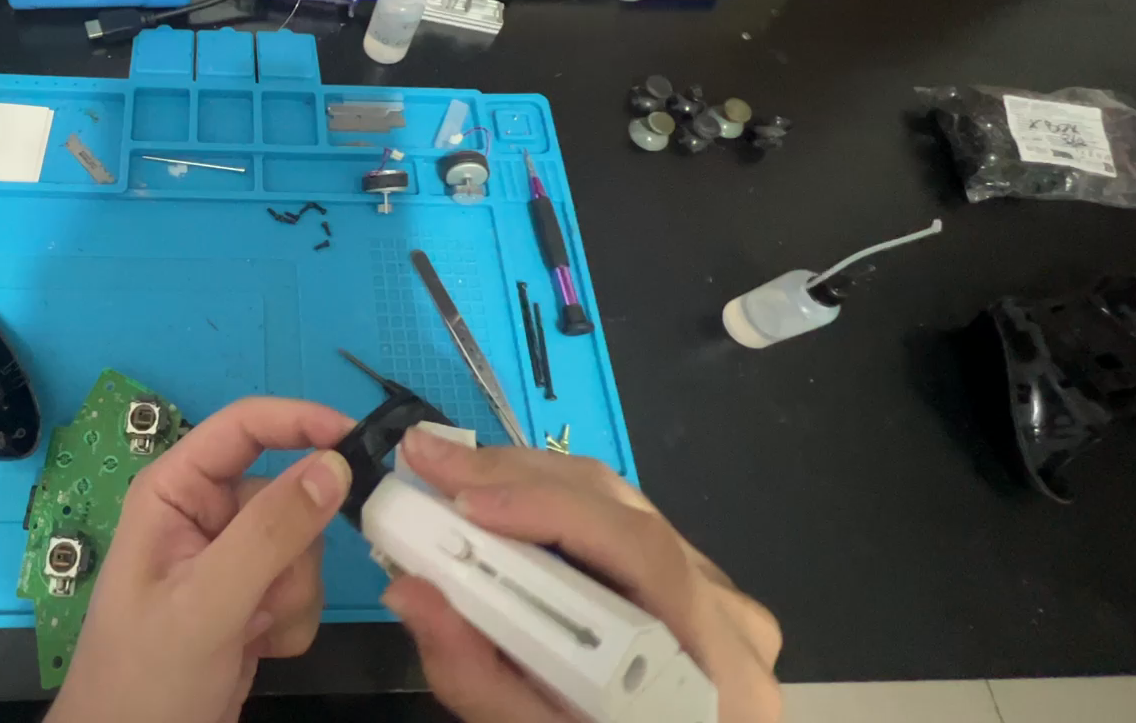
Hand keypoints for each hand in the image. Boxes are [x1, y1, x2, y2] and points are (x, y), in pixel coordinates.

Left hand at [46, 397, 354, 722]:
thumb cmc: (148, 675)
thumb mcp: (207, 602)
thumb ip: (270, 532)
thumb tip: (335, 464)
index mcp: (177, 487)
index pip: (245, 425)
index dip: (301, 420)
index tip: (356, 437)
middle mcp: (205, 509)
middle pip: (286, 490)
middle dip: (292, 547)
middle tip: (267, 595)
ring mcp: (231, 552)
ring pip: (302, 541)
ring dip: (292, 590)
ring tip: (253, 628)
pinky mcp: (252, 592)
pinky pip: (302, 581)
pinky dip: (292, 616)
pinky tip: (258, 644)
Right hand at [382, 429, 781, 722]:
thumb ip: (477, 677)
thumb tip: (408, 590)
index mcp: (718, 673)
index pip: (639, 552)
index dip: (546, 512)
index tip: (461, 504)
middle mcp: (727, 616)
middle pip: (616, 507)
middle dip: (509, 477)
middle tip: (425, 459)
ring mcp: (712, 591)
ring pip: (610, 498)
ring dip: (518, 477)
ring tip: (446, 470)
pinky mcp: (684, 577)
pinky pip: (608, 514)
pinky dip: (539, 498)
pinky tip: (492, 498)